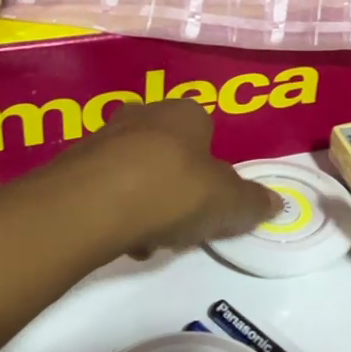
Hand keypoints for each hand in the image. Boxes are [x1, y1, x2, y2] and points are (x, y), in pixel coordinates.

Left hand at [75, 98, 280, 253]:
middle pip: (168, 153)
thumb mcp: (229, 203)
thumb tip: (276, 202)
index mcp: (186, 112)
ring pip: (135, 173)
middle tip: (180, 222)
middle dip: (174, 188)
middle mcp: (144, 114)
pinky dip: (115, 213)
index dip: (210, 169)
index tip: (209, 201)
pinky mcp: (74, 165)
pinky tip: (119, 239)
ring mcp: (104, 137)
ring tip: (148, 238)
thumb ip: (253, 202)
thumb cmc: (173, 190)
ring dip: (144, 204)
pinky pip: (105, 190)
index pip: (206, 132)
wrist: (93, 202)